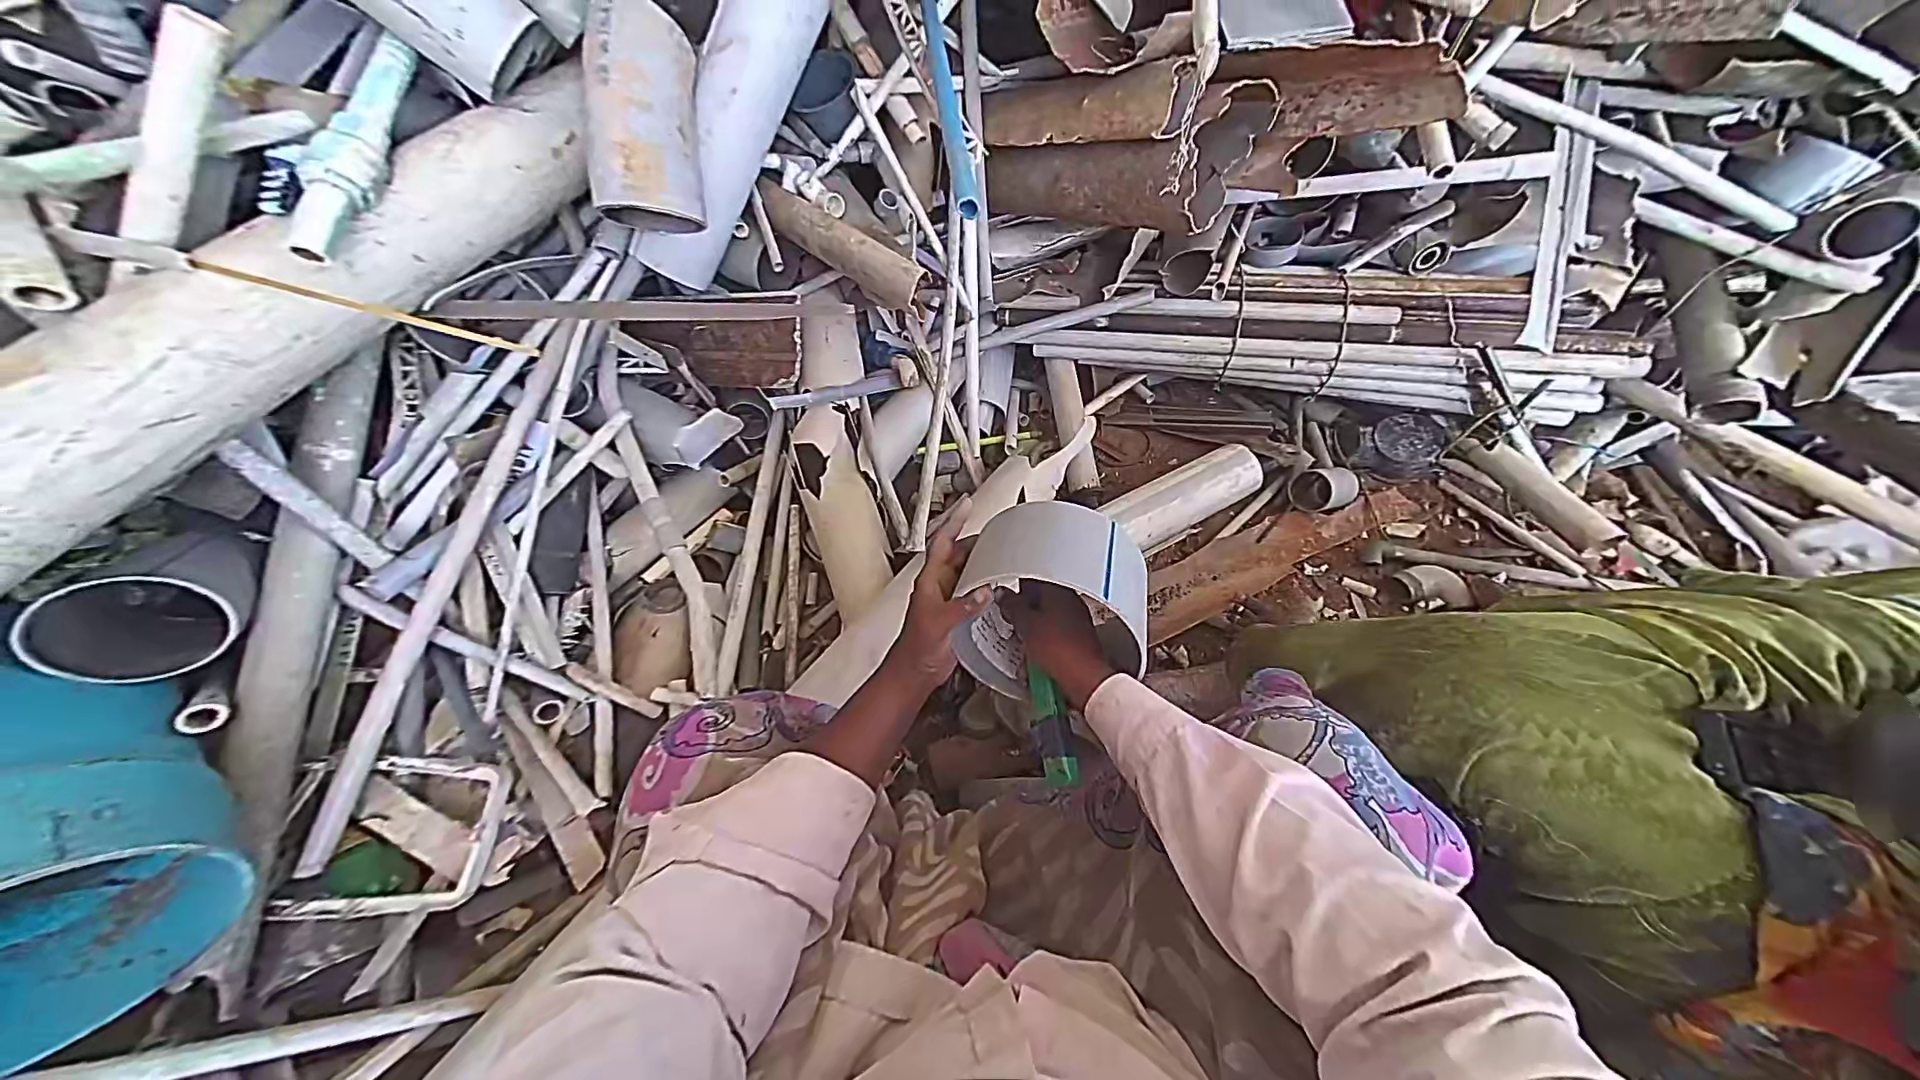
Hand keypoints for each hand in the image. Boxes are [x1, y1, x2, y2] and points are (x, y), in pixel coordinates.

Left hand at [884, 501, 991, 690]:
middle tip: (998, 532)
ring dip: (984, 562)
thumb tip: (983, 592)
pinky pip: (976, 591)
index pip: (942, 543)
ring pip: (969, 571)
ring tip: (1004, 554)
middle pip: (960, 554)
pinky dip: (988, 586)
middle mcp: (939, 585)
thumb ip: (962, 607)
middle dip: (978, 541)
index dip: (954, 522)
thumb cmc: (916, 647)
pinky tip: (1001, 586)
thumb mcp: (938, 623)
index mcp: (929, 580)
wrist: (915, 672)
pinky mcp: (959, 612)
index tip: (966, 505)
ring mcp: (949, 598)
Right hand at [1004, 581, 1115, 709]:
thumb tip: (1002, 593)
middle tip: (1009, 622)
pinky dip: (1044, 635)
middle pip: (1039, 598)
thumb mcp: (1025, 625)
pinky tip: (1036, 648)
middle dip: (1023, 609)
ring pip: (1048, 614)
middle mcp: (1070, 600)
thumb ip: (1012, 606)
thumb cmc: (1055, 648)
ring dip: (1033, 623)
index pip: (1029, 581)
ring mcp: (1077, 618)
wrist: (1084, 678)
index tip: (1002, 605)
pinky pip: (1056, 629)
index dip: (1013, 592)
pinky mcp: (1080, 636)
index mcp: (1057, 590)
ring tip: (1021, 638)